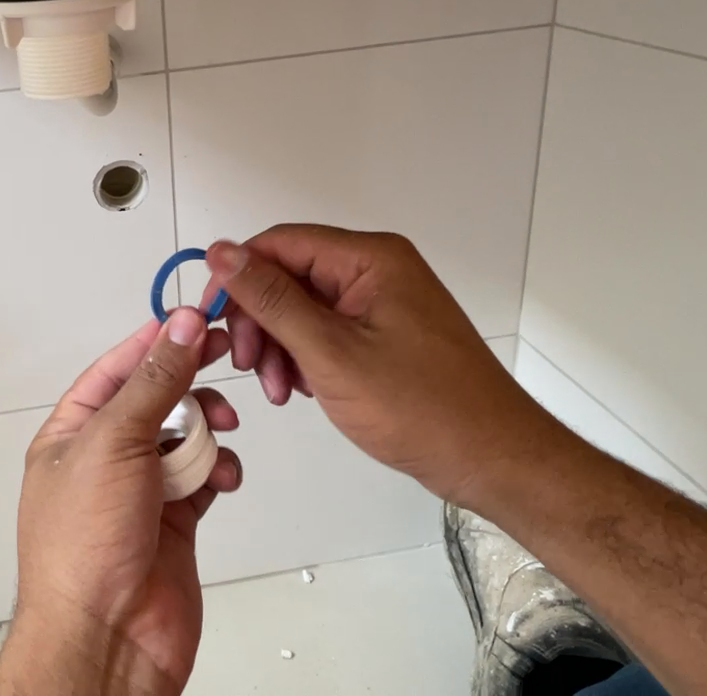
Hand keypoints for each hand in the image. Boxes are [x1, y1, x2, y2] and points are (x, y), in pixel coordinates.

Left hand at [0, 309, 242, 695]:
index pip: (117, 368)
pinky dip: (218, 468)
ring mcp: (141, 487)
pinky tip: (222, 475)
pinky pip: (204, 474)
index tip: (193, 317)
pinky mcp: (175, 517)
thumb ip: (154, 381)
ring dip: (206, 428)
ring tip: (220, 429)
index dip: (154, 340)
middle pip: (155, 397)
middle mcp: (106, 455)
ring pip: (184, 434)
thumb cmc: (83, 545)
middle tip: (223, 352)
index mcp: (74, 431)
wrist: (108, 638)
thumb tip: (180, 328)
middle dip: (188, 379)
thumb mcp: (115, 441)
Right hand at [204, 225, 576, 511]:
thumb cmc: (418, 407)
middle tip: (249, 368)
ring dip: (280, 345)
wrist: (496, 462)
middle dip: (261, 320)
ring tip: (281, 391)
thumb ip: (271, 299)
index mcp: (369, 258)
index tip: (210, 321)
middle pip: (289, 275)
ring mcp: (381, 301)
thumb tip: (220, 251)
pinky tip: (302, 390)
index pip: (280, 243)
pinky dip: (304, 356)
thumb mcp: (330, 353)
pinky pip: (325, 329)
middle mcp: (375, 268)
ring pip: (302, 306)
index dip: (238, 277)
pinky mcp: (383, 331)